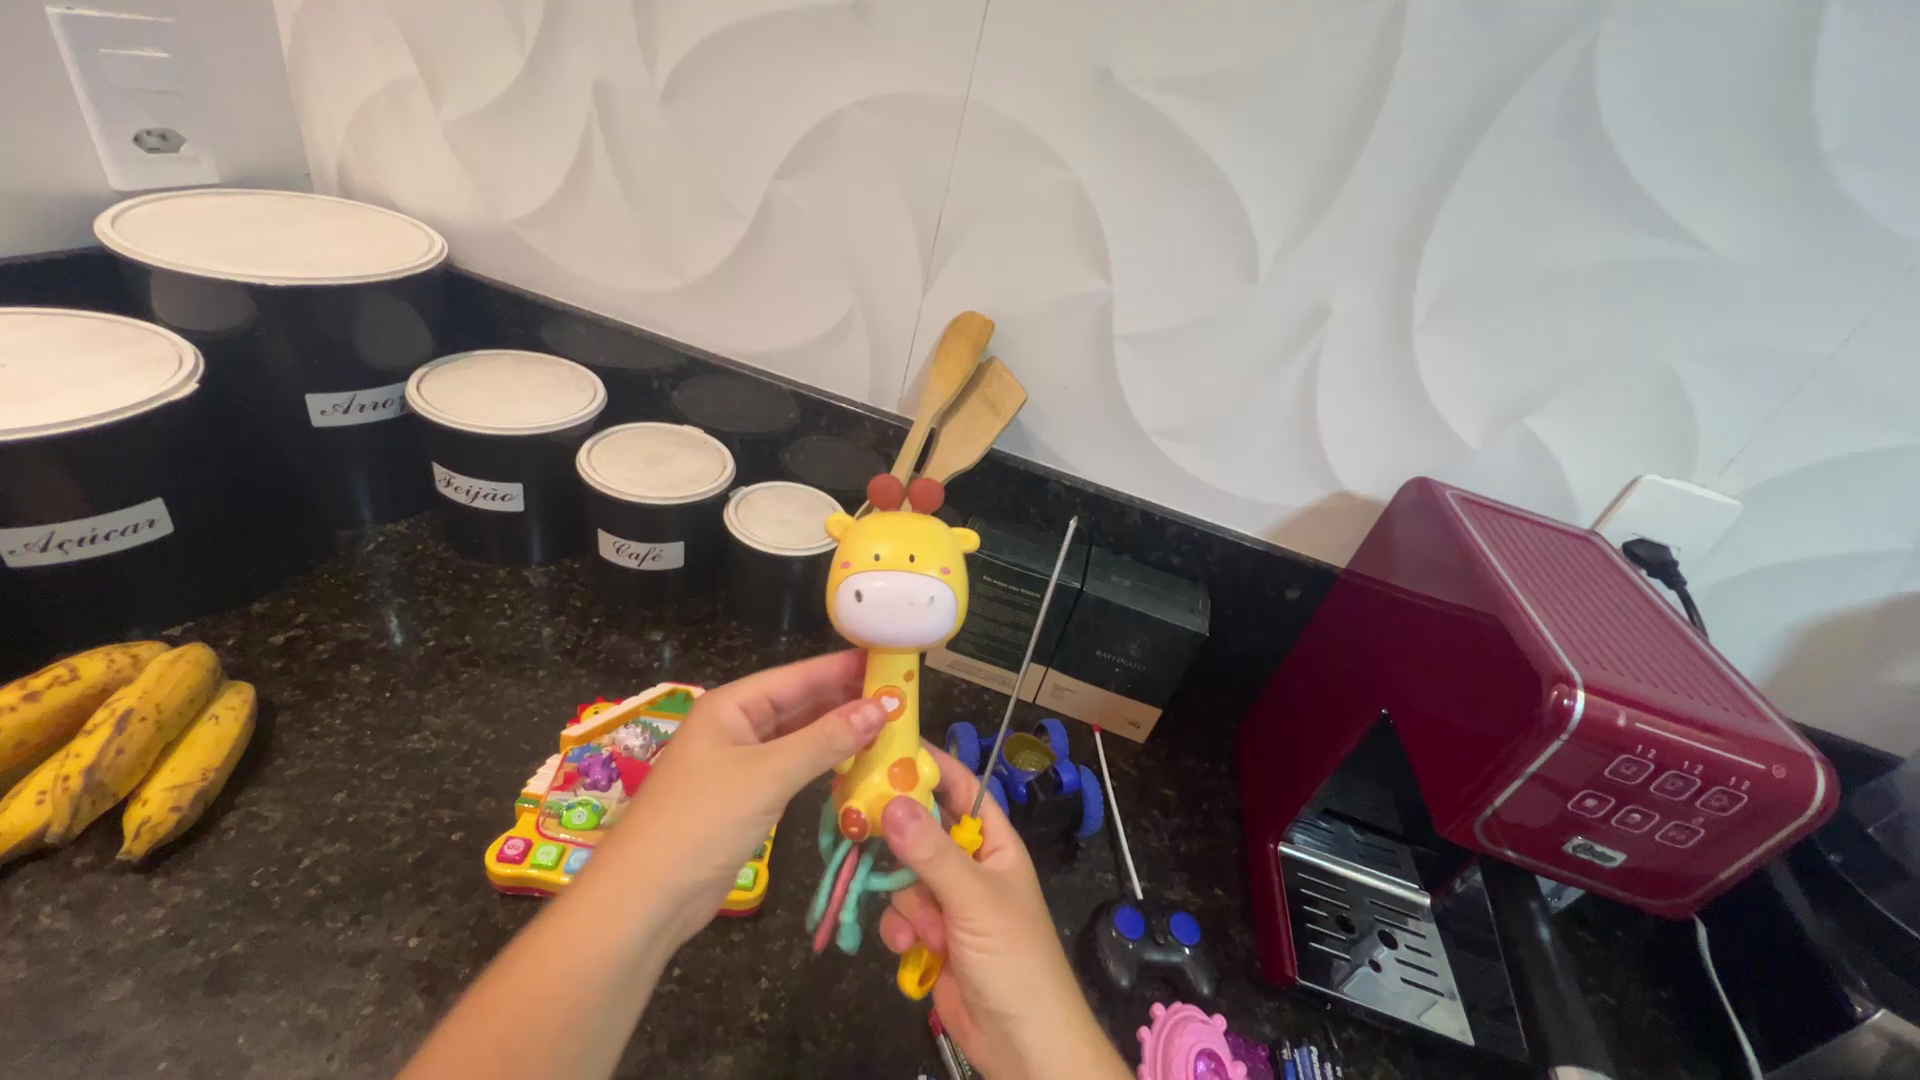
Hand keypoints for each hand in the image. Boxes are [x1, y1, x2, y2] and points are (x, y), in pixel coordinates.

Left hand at [604, 651, 885, 944]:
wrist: (646, 898)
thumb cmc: (702, 822)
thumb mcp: (768, 775)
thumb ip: (826, 739)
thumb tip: (882, 707)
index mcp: (732, 706)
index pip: (798, 676)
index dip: (844, 668)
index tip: (891, 661)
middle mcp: (737, 726)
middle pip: (801, 704)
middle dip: (847, 700)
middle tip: (901, 698)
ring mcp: (742, 762)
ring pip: (801, 737)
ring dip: (840, 734)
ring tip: (891, 727)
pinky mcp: (748, 796)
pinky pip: (795, 767)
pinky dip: (825, 764)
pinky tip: (859, 763)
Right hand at [878, 748, 1128, 1079]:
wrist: (1023, 1045)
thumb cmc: (1014, 960)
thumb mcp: (974, 900)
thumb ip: (931, 853)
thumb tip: (890, 802)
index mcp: (993, 842)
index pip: (960, 788)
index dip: (929, 766)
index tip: (886, 750)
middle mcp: (970, 864)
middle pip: (920, 832)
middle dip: (898, 844)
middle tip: (859, 829)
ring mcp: (949, 902)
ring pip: (903, 878)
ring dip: (904, 903)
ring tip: (920, 930)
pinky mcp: (931, 937)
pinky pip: (900, 915)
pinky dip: (900, 931)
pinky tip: (910, 950)